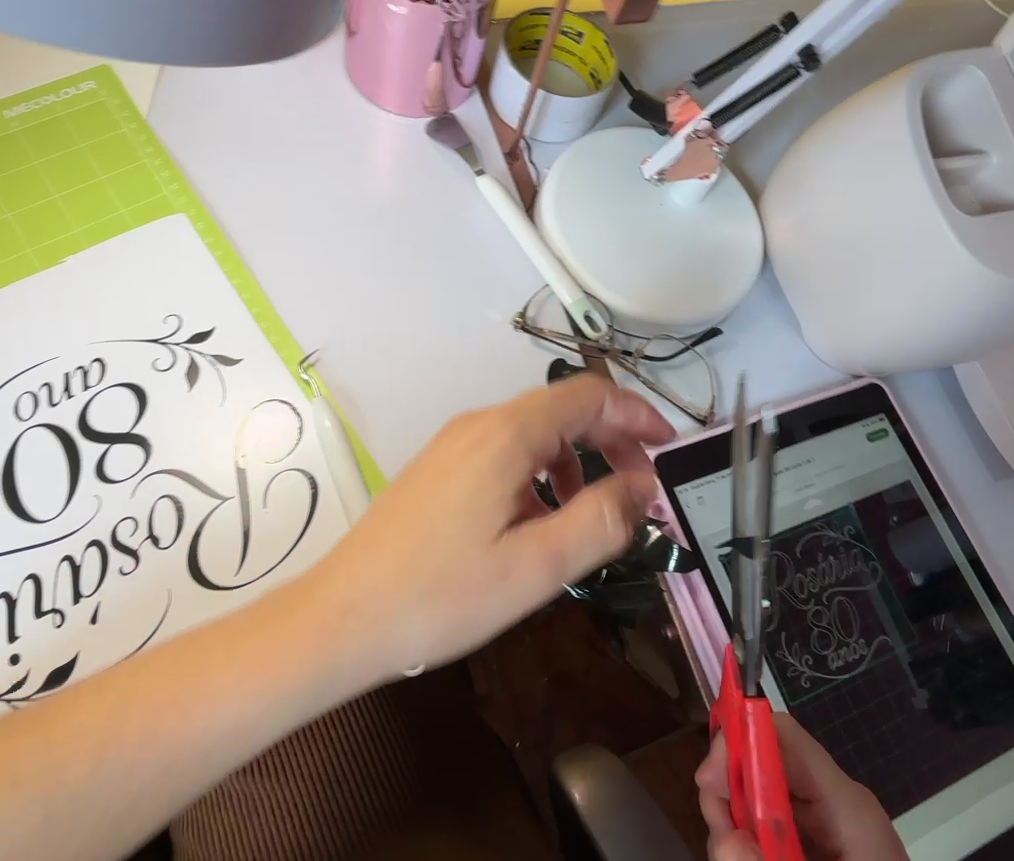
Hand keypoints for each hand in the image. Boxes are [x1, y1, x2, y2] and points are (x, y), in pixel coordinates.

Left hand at [306, 375, 673, 678]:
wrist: (343, 617)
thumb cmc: (441, 596)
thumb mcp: (537, 566)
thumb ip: (601, 520)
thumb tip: (645, 486)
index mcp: (506, 435)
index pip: (588, 395)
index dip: (637, 414)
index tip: (669, 448)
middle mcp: (478, 425)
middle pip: (561, 409)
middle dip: (611, 439)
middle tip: (641, 488)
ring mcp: (452, 445)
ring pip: (532, 432)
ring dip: (576, 460)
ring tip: (592, 511)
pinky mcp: (438, 468)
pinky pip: (503, 452)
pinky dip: (539, 473)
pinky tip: (538, 520)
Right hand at [696, 713, 907, 860]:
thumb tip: (726, 840)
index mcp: (847, 807)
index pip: (784, 736)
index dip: (739, 742)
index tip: (708, 782)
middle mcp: (832, 807)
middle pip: (760, 766)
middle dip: (728, 796)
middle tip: (721, 842)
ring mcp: (822, 832)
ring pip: (754, 802)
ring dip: (732, 831)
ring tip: (735, 858)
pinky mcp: (813, 852)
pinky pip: (764, 833)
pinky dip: (746, 848)